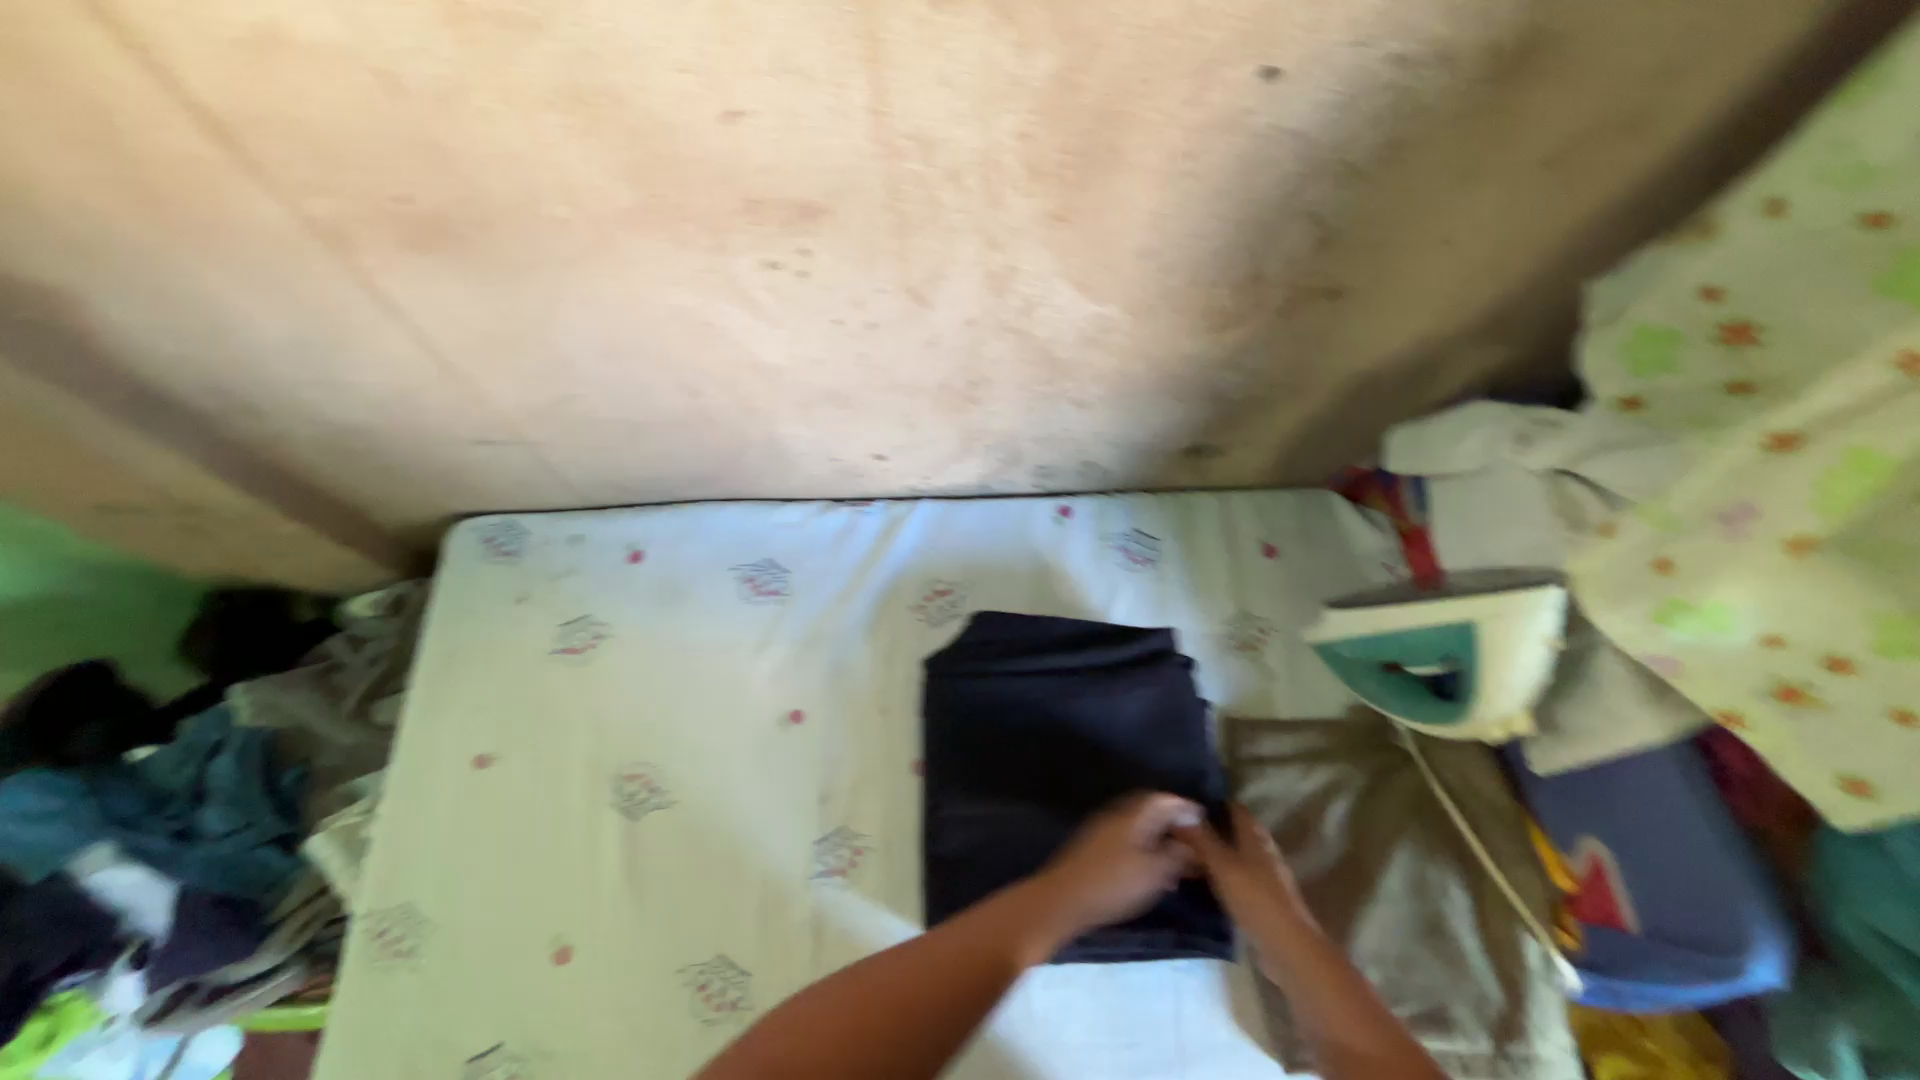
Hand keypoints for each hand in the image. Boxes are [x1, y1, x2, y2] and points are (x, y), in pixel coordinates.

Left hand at [1028, 792, 1202, 939]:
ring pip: (1139, 830)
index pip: (1163, 800)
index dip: (1184, 807)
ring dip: (1160, 842)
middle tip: (1195, 843)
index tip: (1203, 819)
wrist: (1062, 900)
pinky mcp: (1094, 851)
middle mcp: (1116, 817)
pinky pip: (1128, 844)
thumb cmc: (1113, 883)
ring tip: (1180, 864)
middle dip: (1174, 825)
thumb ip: (1177, 855)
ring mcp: (1102, 833)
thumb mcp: (1154, 872)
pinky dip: (1145, 853)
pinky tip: (1153, 875)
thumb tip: (1192, 843)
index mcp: (1132, 816)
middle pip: (1150, 812)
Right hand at [1174, 802, 1316, 974]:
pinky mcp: (1262, 899)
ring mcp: (1265, 877)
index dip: (1215, 800)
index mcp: (1256, 839)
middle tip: (1181, 825)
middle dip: (1214, 825)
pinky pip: (1237, 877)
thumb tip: (1179, 810)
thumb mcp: (1223, 866)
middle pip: (1238, 831)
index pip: (1236, 809)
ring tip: (1186, 850)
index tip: (1188, 798)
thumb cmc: (1256, 900)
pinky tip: (1203, 881)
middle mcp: (1263, 852)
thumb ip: (1202, 839)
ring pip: (1238, 854)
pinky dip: (1221, 873)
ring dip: (1217, 850)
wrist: (1287, 948)